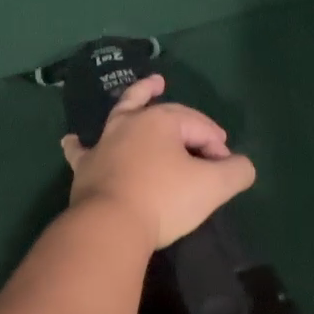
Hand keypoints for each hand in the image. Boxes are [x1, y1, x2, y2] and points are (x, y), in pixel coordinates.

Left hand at [59, 74, 256, 249]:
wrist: (110, 224)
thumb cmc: (164, 199)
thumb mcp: (214, 186)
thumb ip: (236, 171)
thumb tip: (240, 165)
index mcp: (161, 120)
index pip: (199, 125)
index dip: (218, 146)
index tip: (225, 171)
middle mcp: (129, 123)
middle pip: (162, 112)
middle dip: (186, 121)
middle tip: (202, 130)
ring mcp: (103, 142)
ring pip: (121, 115)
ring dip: (136, 101)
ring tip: (146, 89)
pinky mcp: (85, 167)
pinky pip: (81, 149)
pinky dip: (79, 144)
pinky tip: (72, 140)